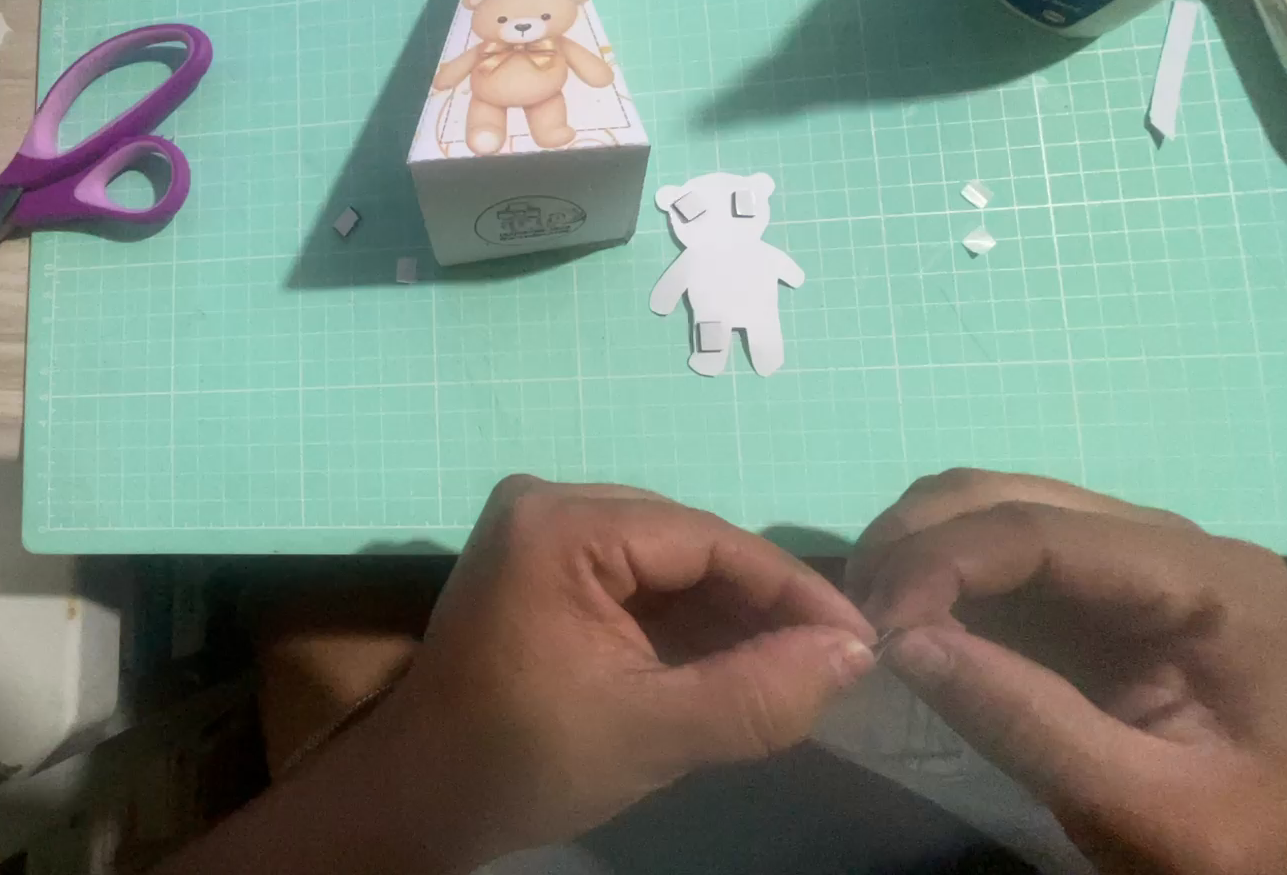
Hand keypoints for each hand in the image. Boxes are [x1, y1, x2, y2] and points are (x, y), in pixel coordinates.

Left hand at [368, 475, 876, 866]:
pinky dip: (676, 614)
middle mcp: (544, 501)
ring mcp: (536, 525)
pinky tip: (724, 653)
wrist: (424, 785)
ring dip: (720, 609)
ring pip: (659, 556)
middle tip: (831, 660)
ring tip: (789, 664)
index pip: (700, 537)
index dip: (788, 587)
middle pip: (680, 540)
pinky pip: (627, 571)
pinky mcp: (537, 555)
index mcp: (558, 524)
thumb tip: (853, 651)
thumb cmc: (522, 758)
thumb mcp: (651, 730)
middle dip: (756, 601)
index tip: (861, 639)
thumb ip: (758, 692)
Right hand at [848, 469, 1286, 874]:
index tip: (877, 628)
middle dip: (909, 545)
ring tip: (876, 614)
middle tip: (863, 619)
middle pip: (994, 495)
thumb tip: (901, 643)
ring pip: (971, 500)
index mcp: (1211, 583)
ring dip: (906, 546)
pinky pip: (972, 533)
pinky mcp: (1073, 570)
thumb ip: (1027, 723)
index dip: (939, 564)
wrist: (1279, 866)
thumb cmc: (1239, 849)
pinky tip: (903, 609)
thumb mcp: (1146, 812)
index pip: (1039, 532)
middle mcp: (1162, 538)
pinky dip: (919, 561)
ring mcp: (1115, 547)